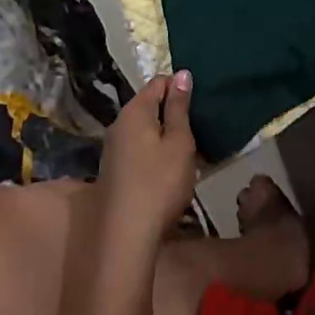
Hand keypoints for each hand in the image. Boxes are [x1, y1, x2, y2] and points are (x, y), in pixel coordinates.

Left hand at [96, 71, 197, 237]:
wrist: (125, 240)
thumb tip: (182, 74)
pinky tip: (172, 169)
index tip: (199, 104)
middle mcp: (119, 124)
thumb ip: (180, 107)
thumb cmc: (159, 184)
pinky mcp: (116, 172)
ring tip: (191, 150)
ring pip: (147, 130)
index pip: (159, 82)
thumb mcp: (179, 142)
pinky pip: (141, 149)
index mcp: (134, 111)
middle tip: (199, 128)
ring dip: (168, 135)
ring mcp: (114, 150)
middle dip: (175, 113)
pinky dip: (157, 152)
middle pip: (151, 106)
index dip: (180, 87)